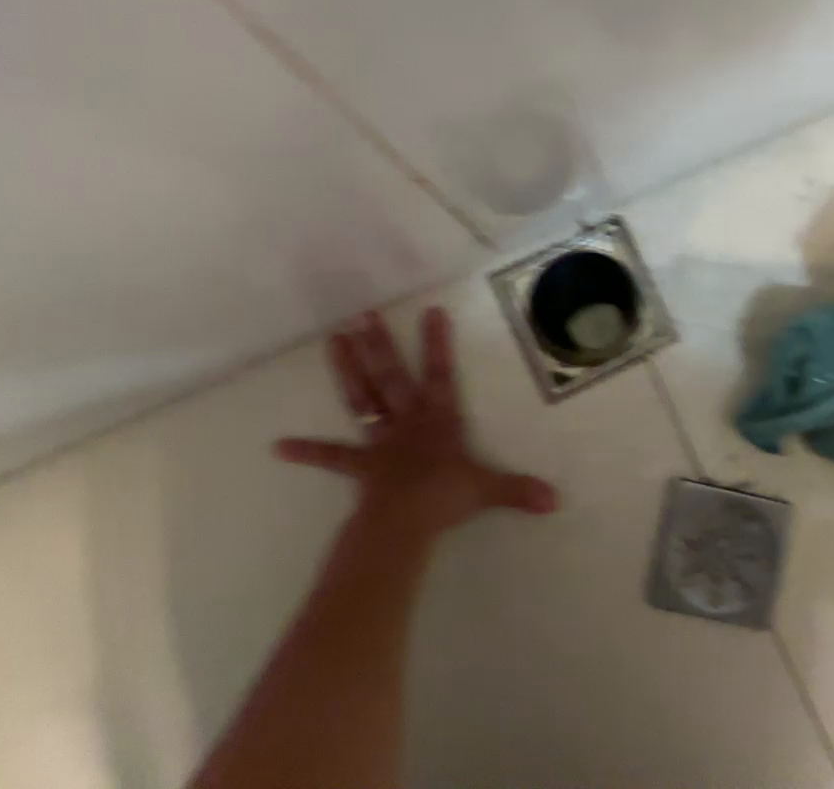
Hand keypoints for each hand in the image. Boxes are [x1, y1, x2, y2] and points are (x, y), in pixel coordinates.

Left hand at [275, 308, 557, 537]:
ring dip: (347, 370)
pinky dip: (307, 452)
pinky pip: (331, 457)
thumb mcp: (488, 491)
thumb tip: (555, 500)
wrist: (405, 523)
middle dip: (379, 344)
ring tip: (333, 340)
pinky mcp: (359, 465)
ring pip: (362, 398)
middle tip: (363, 313)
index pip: (439, 375)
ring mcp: (380, 441)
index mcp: (438, 421)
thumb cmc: (445, 498)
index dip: (437, 344)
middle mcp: (407, 422)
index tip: (431, 311)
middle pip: (391, 376)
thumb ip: (518, 490)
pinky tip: (277, 446)